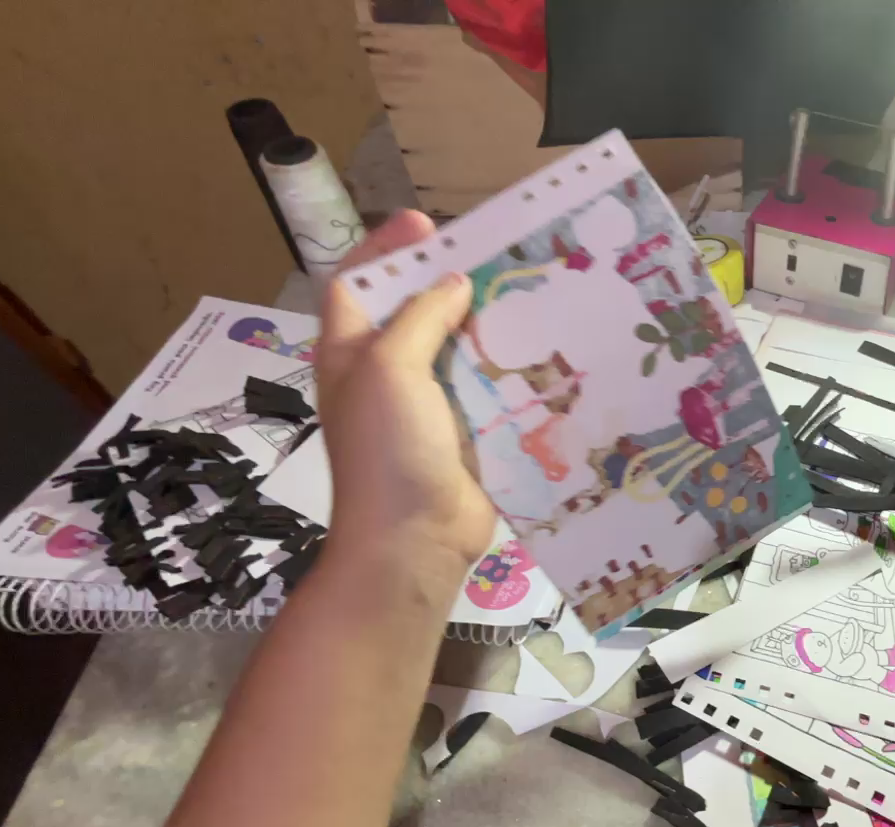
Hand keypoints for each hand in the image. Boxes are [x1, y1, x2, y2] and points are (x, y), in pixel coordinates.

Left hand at [315, 211, 496, 573]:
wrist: (416, 536)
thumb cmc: (389, 448)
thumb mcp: (390, 369)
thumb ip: (420, 319)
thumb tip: (454, 283)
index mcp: (353, 353)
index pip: (358, 284)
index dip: (385, 249)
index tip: (428, 223)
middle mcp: (389, 375)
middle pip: (415, 314)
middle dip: (447, 283)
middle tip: (493, 256)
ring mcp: (430, 407)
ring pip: (458, 352)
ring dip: (486, 328)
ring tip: (526, 296)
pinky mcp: (468, 434)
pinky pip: (488, 391)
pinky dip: (509, 372)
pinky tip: (542, 355)